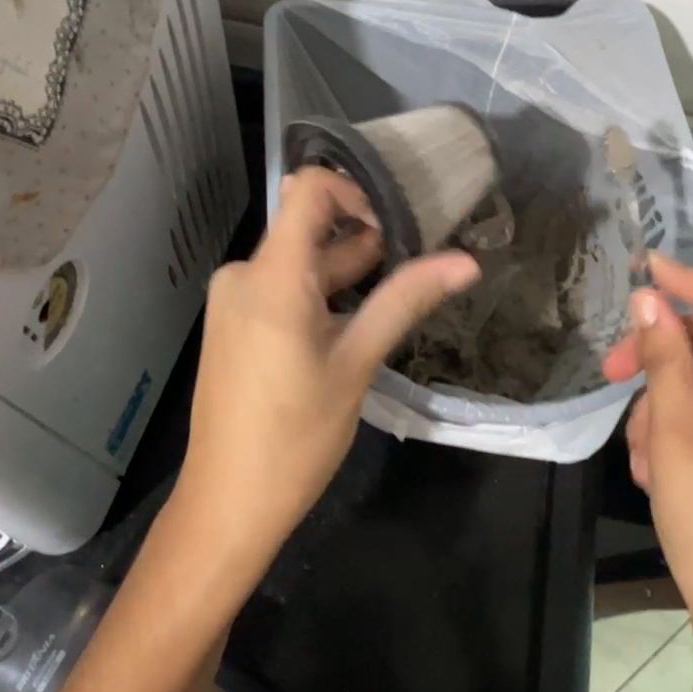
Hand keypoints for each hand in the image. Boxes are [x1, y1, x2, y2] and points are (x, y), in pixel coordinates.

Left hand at [178, 167, 480, 560]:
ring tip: (393, 299)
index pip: (308, 189)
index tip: (397, 229)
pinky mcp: (233, 324)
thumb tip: (466, 261)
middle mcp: (244, 274)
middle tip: (414, 267)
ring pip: (297, 263)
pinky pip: (279, 289)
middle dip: (361, 242)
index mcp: (270, 275)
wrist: (227, 503)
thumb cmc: (295, 437)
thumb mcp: (356, 364)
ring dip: (343, 274)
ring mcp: (233, 300)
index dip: (356, 193)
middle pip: (308, 229)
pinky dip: (317, 296)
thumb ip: (404, 301)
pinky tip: (352, 327)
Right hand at [601, 257, 692, 617]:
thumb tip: (647, 299)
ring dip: (665, 404)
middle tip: (610, 373)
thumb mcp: (676, 439)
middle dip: (662, 358)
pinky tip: (658, 467)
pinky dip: (682, 427)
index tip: (640, 269)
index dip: (690, 279)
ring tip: (643, 456)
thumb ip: (663, 361)